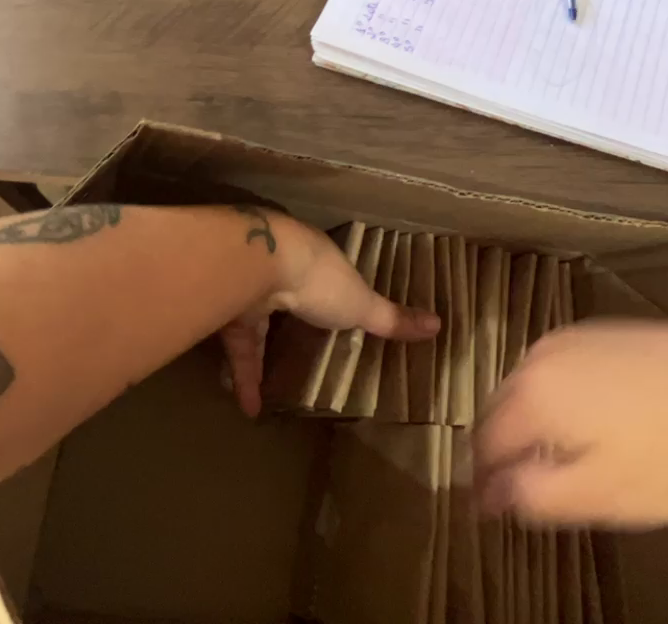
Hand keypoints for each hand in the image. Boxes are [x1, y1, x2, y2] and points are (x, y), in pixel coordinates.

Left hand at [219, 213, 439, 417]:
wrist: (256, 264)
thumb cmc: (318, 280)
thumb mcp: (361, 304)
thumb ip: (391, 319)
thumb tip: (438, 325)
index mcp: (316, 260)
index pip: (324, 277)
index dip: (329, 295)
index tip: (332, 314)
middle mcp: (280, 269)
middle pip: (285, 297)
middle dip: (286, 323)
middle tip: (294, 350)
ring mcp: (250, 289)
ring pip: (256, 326)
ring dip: (258, 361)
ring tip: (264, 395)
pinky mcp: (229, 312)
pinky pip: (239, 349)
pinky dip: (244, 378)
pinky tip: (249, 407)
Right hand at [474, 322, 667, 527]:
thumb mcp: (602, 494)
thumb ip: (536, 495)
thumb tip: (492, 493)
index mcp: (532, 396)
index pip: (485, 443)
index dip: (483, 481)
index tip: (487, 509)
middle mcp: (541, 357)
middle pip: (503, 408)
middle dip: (505, 448)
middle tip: (521, 488)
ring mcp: (574, 338)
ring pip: (533, 386)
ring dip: (534, 421)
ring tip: (560, 458)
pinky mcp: (606, 331)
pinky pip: (563, 368)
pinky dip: (563, 396)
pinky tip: (598, 422)